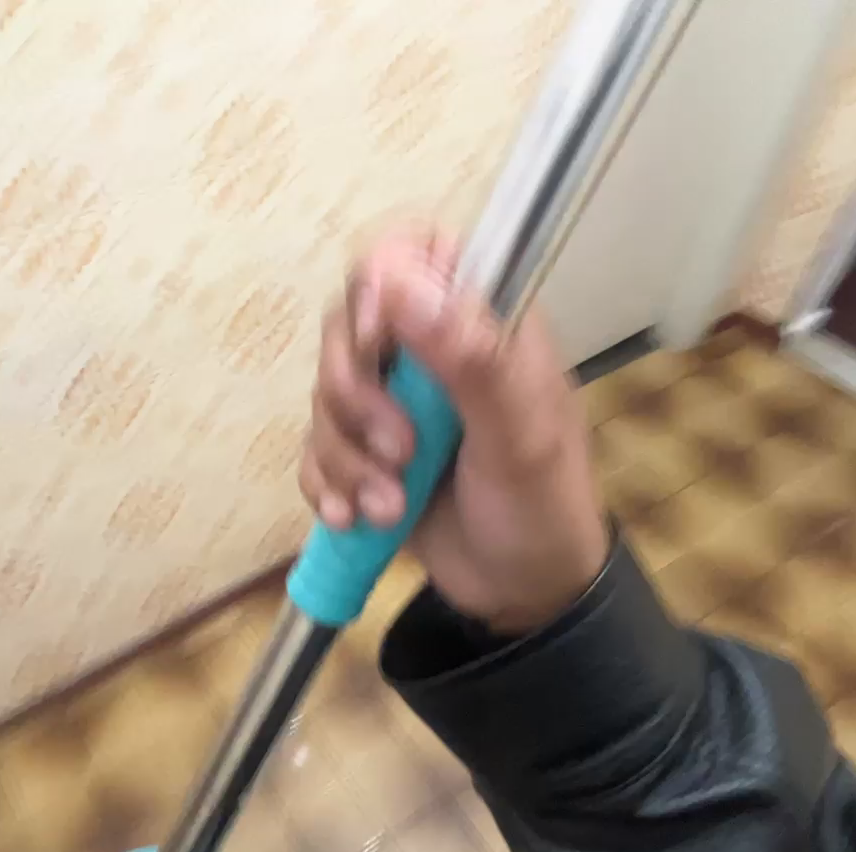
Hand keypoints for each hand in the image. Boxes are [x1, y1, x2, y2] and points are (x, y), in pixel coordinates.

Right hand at [300, 228, 607, 634]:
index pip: (413, 255)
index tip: (373, 342)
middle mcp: (426, 355)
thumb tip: (397, 282)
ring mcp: (390, 408)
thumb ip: (472, 357)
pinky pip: (314, 453)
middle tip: (399, 451)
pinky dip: (326, 487)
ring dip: (346, 459)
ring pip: (324, 399)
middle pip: (347, 329)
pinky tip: (353, 519)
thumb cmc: (541, 508)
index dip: (378, 284)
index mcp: (478, 326)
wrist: (520, 593)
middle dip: (356, 398)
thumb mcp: (521, 437)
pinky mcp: (363, 458)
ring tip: (390, 508)